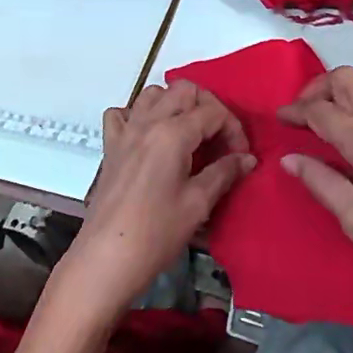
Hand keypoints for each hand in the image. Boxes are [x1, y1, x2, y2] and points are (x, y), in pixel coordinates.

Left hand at [59, 80, 254, 320]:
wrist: (105, 261)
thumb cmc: (156, 234)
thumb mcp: (198, 204)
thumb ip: (224, 173)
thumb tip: (247, 158)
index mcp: (172, 133)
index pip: (213, 112)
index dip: (233, 129)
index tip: (240, 156)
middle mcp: (147, 123)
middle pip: (184, 90)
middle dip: (208, 107)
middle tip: (219, 139)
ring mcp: (125, 132)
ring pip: (153, 94)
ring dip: (175, 104)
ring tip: (189, 133)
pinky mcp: (110, 148)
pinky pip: (122, 114)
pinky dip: (138, 116)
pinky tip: (149, 138)